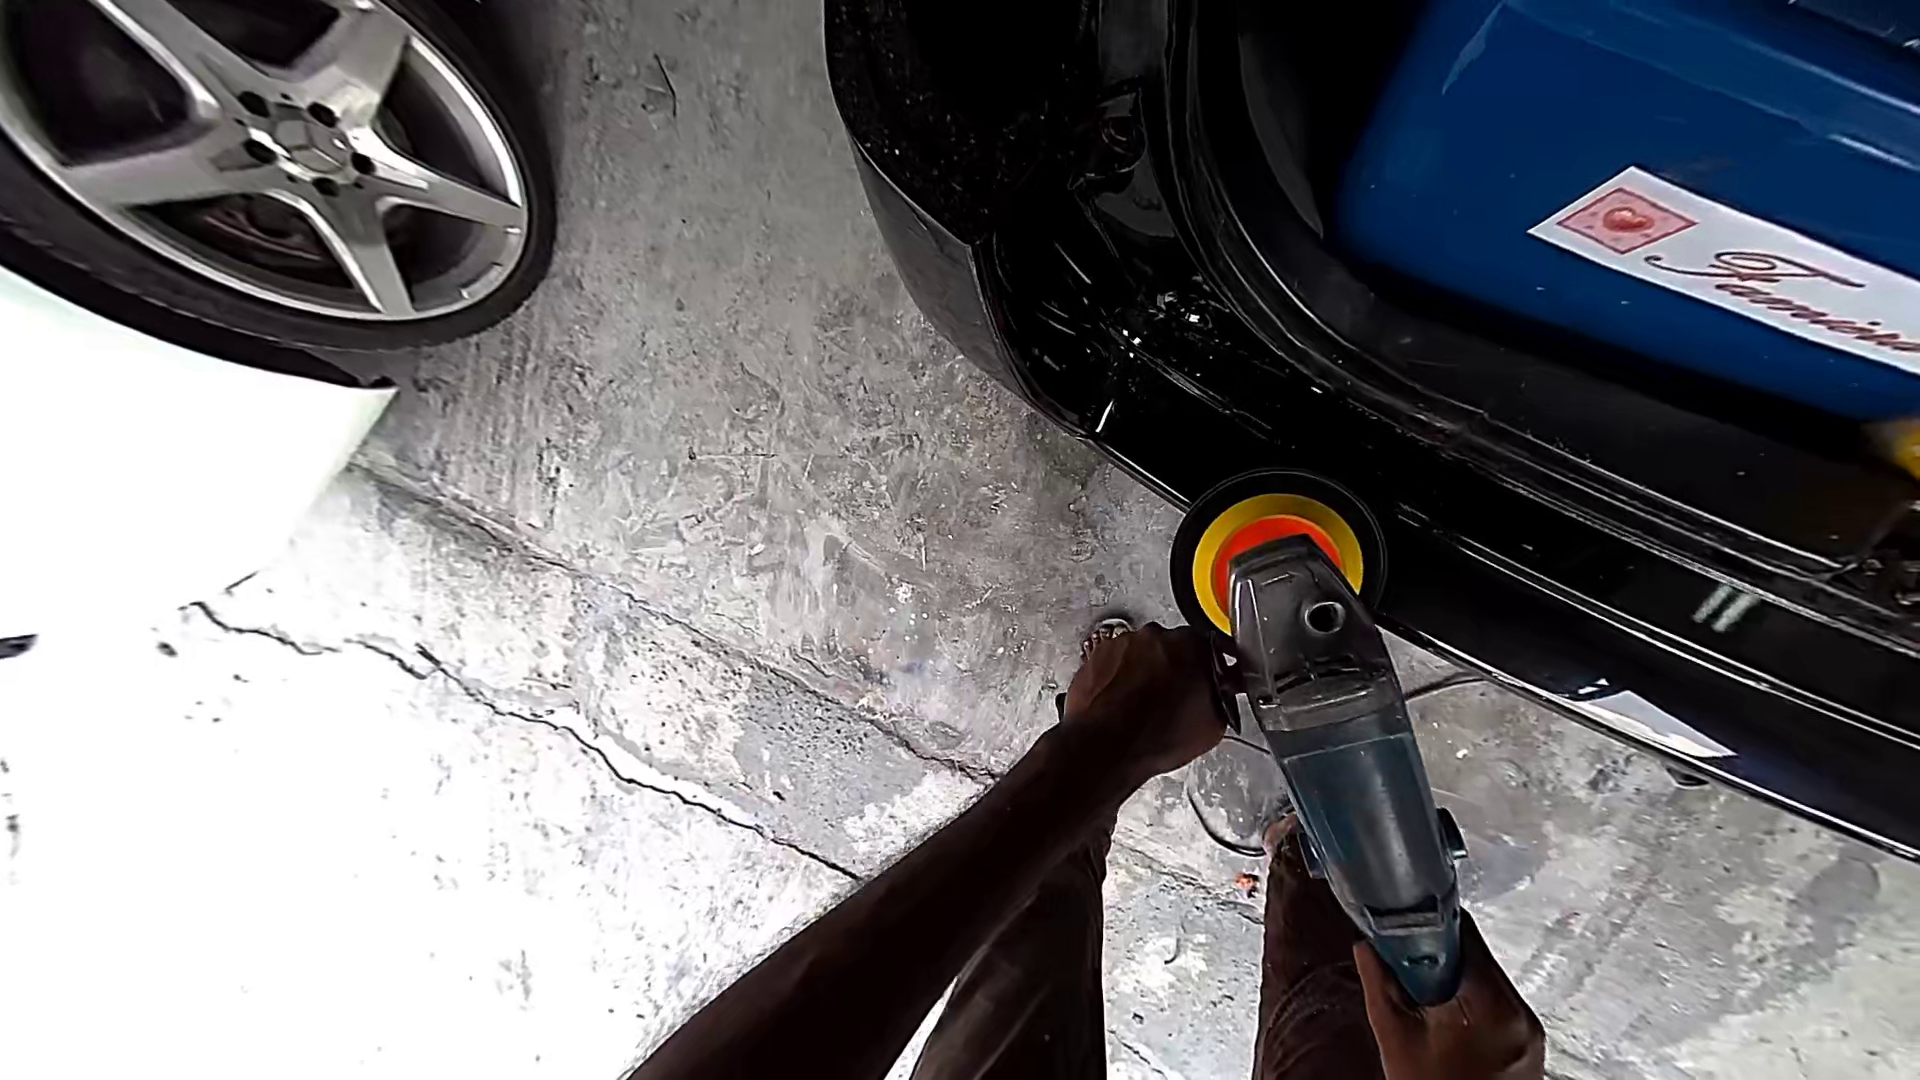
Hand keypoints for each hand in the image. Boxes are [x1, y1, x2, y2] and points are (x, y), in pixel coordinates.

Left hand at [1060, 622, 1226, 788]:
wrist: (1105, 746)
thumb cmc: (1154, 737)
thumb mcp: (1212, 723)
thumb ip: (1220, 694)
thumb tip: (1219, 688)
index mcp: (1191, 646)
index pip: (1208, 647)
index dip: (1207, 666)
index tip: (1206, 678)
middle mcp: (1155, 636)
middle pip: (1172, 646)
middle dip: (1174, 667)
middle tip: (1173, 695)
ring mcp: (1124, 642)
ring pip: (1142, 652)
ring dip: (1145, 669)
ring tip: (1144, 702)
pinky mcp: (1099, 652)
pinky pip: (1117, 659)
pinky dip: (1120, 673)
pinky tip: (1123, 698)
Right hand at [1355, 911, 1545, 1079]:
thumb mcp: (1391, 1028)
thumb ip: (1376, 976)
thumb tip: (1364, 940)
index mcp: (1495, 1004)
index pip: (1464, 930)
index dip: (1427, 920)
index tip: (1399, 921)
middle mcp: (1523, 1014)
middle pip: (1474, 952)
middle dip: (1435, 949)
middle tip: (1401, 960)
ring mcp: (1531, 1033)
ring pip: (1482, 974)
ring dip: (1448, 972)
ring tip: (1417, 990)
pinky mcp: (1528, 1046)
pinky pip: (1493, 1000)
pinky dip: (1464, 995)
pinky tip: (1438, 1010)